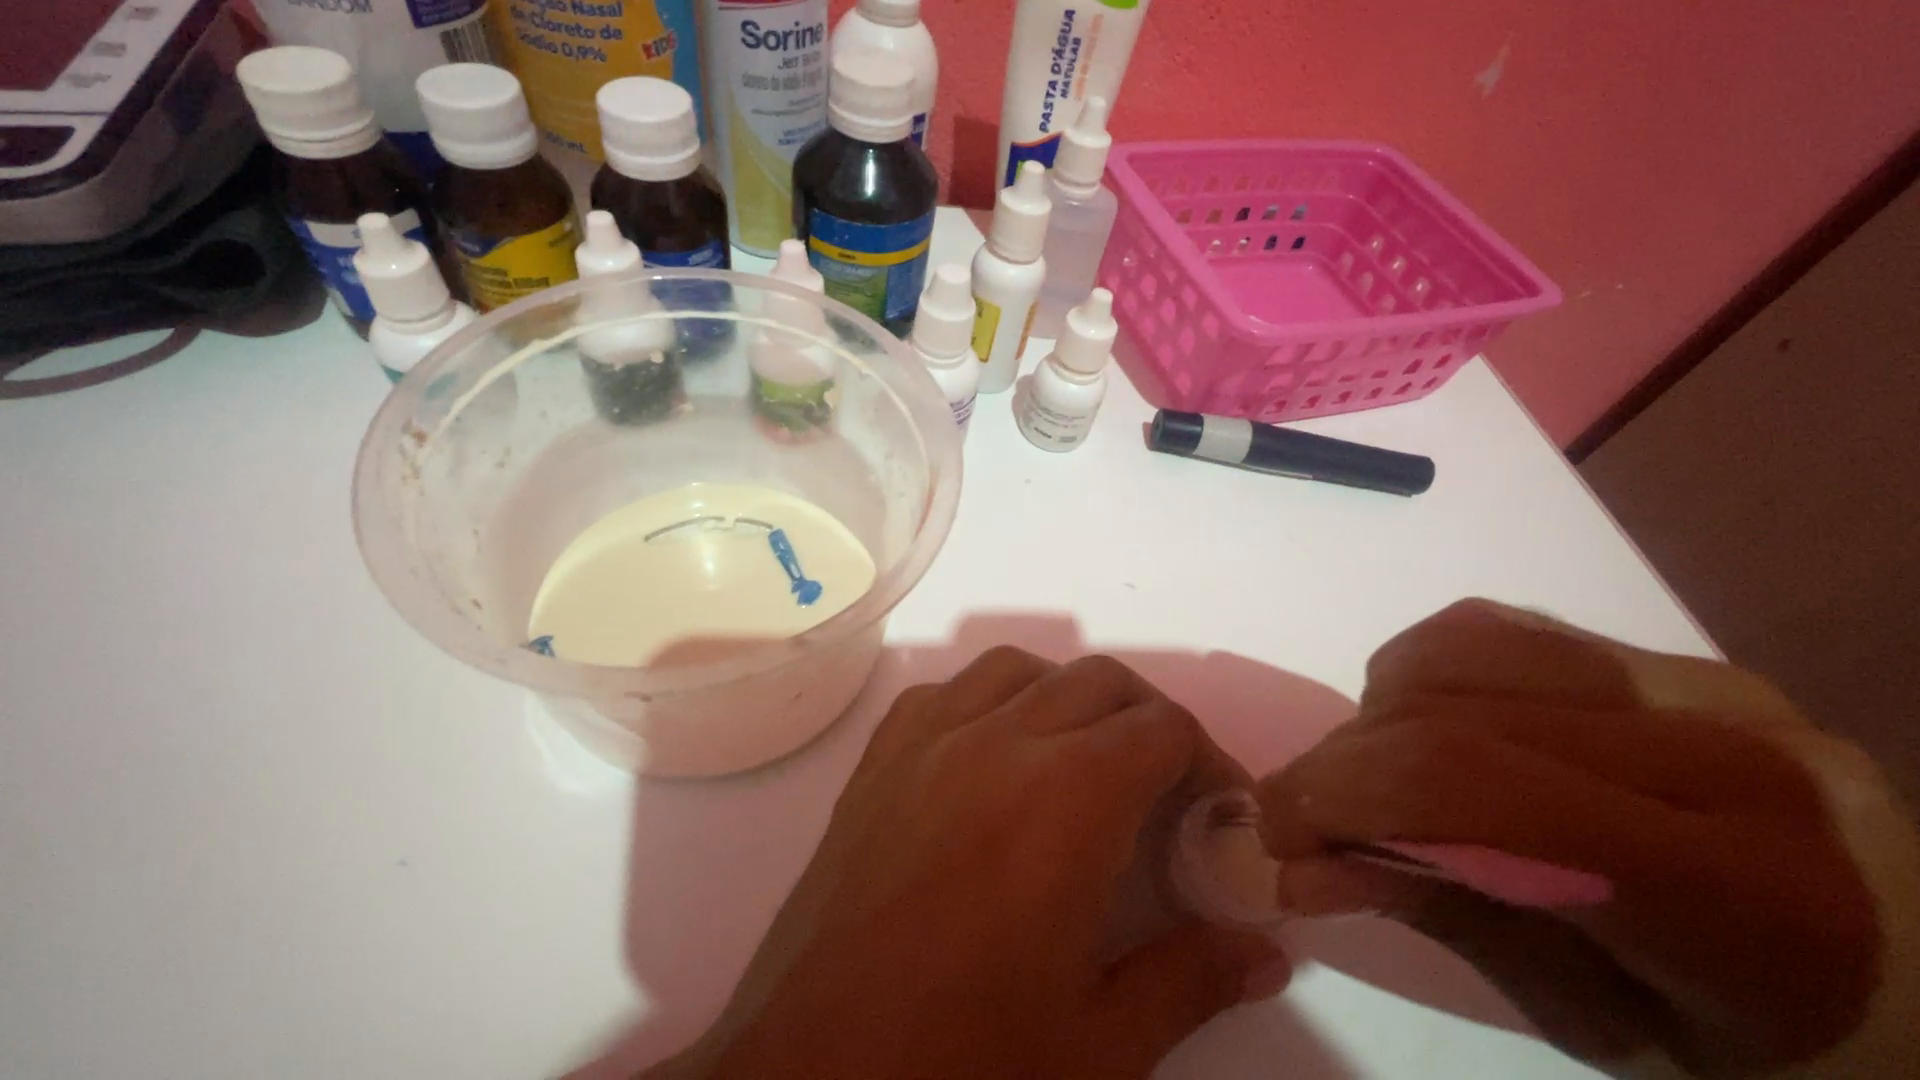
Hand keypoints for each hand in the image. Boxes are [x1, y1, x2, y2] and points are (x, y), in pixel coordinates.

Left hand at [649, 648, 1289, 1079]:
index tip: (1218, 812)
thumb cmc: (964, 1057)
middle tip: (1164, 788)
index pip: (1164, 730)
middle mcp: (999, 740)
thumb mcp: (1100, 1040)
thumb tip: (1263, 952)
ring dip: (1066, 697)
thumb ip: (1190, 979)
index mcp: (1069, 795)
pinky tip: (991, 756)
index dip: (1208, 762)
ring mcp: (928, 741)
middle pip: (1100, 683)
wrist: (814, 1070)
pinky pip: (944, 692)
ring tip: (1081, 759)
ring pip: (1019, 669)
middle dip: (1148, 722)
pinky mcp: (877, 760)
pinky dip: (987, 701)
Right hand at [1258, 600, 1919, 1078]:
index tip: (1279, 836)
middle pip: (1449, 709)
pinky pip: (1499, 628)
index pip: (1473, 785)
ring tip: (1378, 779)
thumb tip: (1298, 866)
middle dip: (1339, 762)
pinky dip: (1427, 673)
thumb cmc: (1758, 1040)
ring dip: (1378, 713)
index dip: (1342, 794)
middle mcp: (1725, 747)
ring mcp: (1702, 683)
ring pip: (1462, 649)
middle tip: (1302, 821)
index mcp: (1738, 885)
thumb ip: (1447, 917)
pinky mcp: (1674, 657)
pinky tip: (1437, 732)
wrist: (1914, 975)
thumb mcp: (1600, 1023)